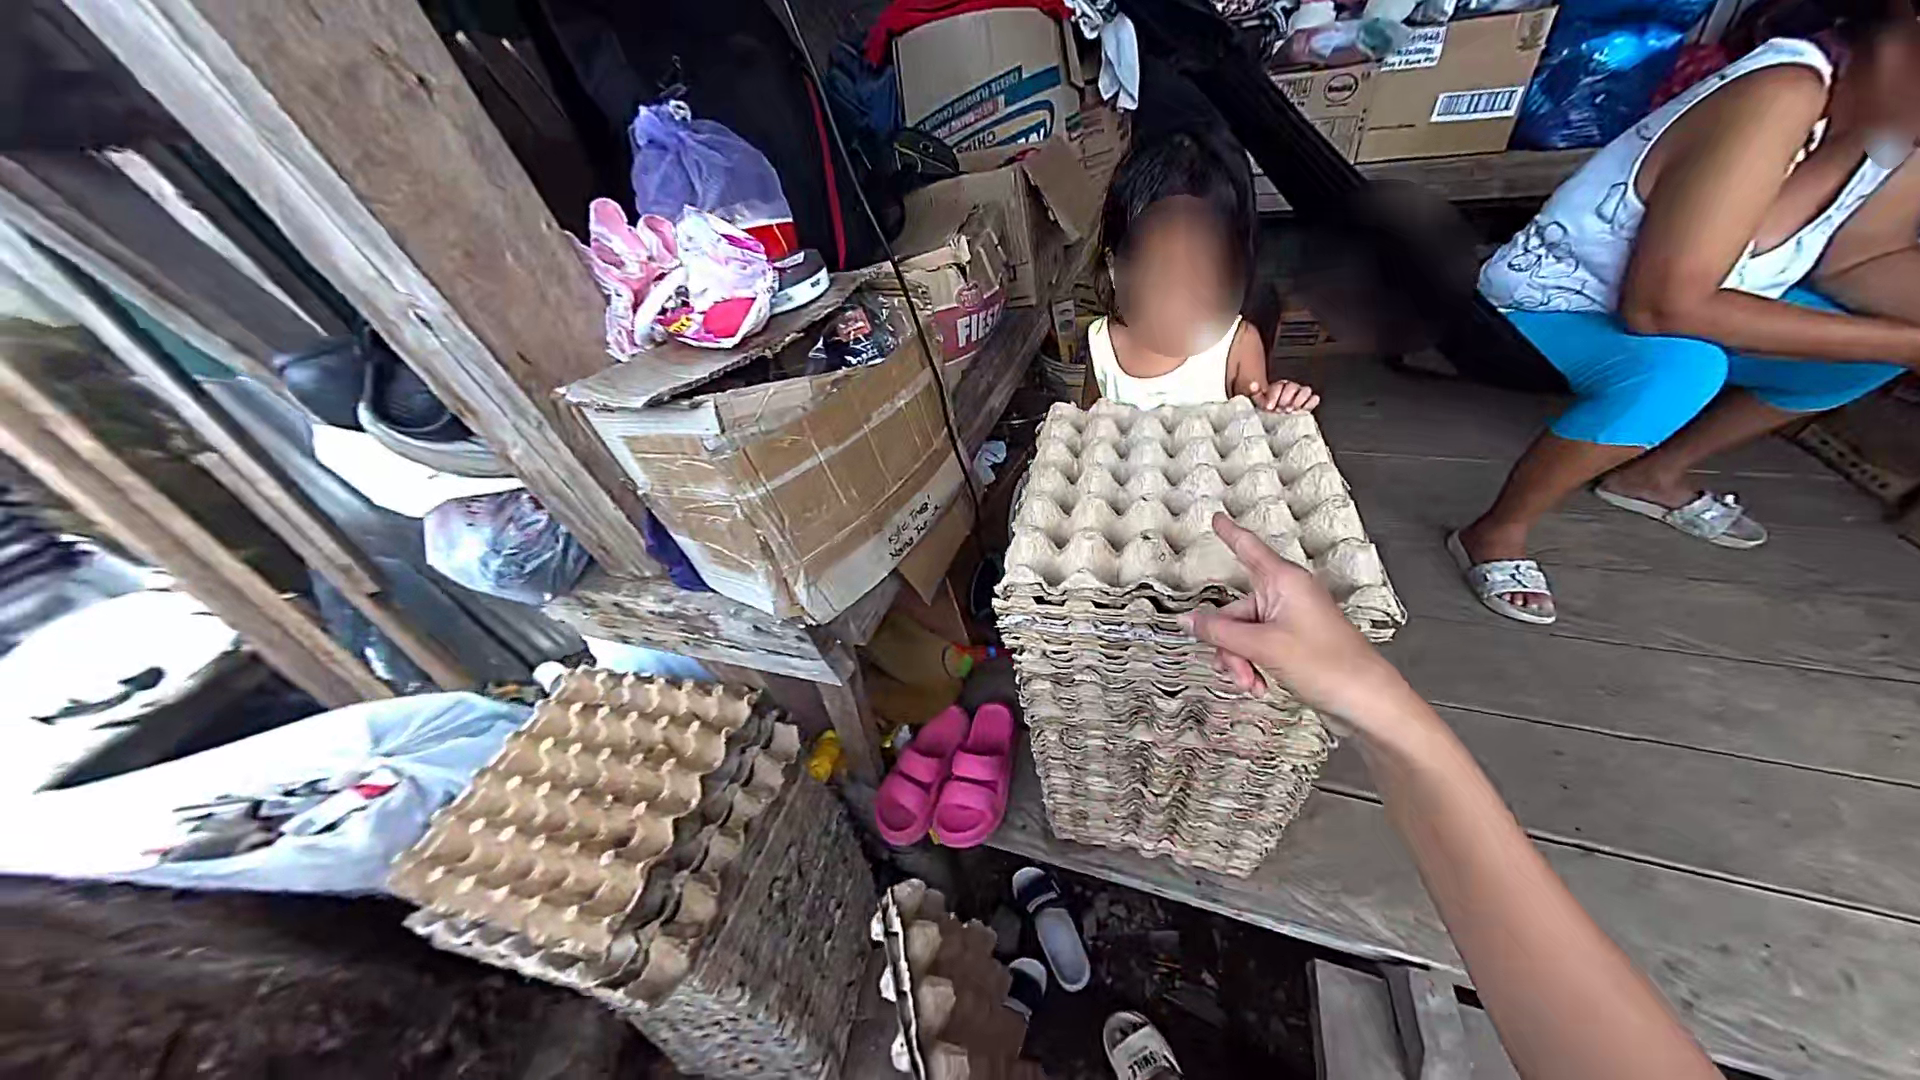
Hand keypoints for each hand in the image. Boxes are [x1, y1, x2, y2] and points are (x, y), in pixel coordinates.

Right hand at [1184, 513, 1416, 734]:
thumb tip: (1189, 621)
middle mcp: (1286, 595)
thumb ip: (1219, 632)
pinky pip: (1255, 646)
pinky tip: (1260, 684)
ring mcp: (1289, 619)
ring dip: (1238, 660)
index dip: (1230, 533)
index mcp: (1284, 582)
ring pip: (1240, 634)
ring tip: (1251, 682)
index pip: (1249, 548)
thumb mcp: (1262, 646)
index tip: (1217, 518)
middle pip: (1233, 610)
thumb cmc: (1330, 666)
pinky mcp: (1292, 641)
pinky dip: (1251, 665)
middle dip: (1227, 643)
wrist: (1367, 702)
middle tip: (1237, 668)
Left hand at [1247, 378, 1320, 413]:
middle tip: (1280, 410)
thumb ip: (1256, 393)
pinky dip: (1310, 404)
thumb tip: (1252, 384)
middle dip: (1286, 399)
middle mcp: (1292, 388)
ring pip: (1305, 390)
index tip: (1269, 408)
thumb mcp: (1260, 402)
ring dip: (1298, 401)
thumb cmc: (1269, 409)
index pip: (1279, 386)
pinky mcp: (1309, 403)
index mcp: (1280, 386)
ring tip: (1290, 412)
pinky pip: (1314, 399)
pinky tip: (1302, 411)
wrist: (1277, 419)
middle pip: (1293, 387)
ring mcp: (1302, 394)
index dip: (1274, 396)